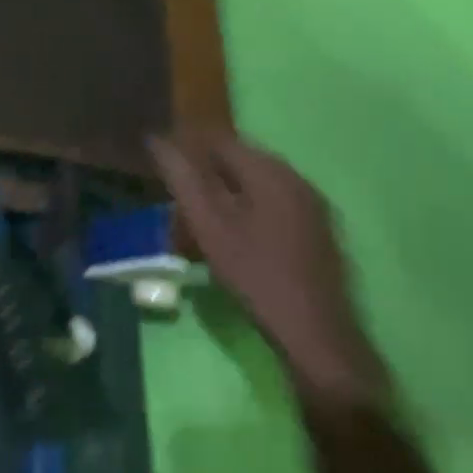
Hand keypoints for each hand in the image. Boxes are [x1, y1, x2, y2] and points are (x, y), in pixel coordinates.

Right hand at [150, 137, 388, 403]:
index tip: (160, 170)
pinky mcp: (317, 232)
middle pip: (238, 163)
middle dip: (202, 177)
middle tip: (174, 204)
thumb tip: (156, 139)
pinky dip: (242, 213)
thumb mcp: (207, 223)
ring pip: (253, 186)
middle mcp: (298, 182)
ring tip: (194, 226)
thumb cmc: (254, 272)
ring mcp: (313, 208)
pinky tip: (227, 240)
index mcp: (272, 173)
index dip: (185, 149)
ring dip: (220, 198)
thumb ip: (182, 177)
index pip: (220, 141)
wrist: (314, 333)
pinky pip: (270, 206)